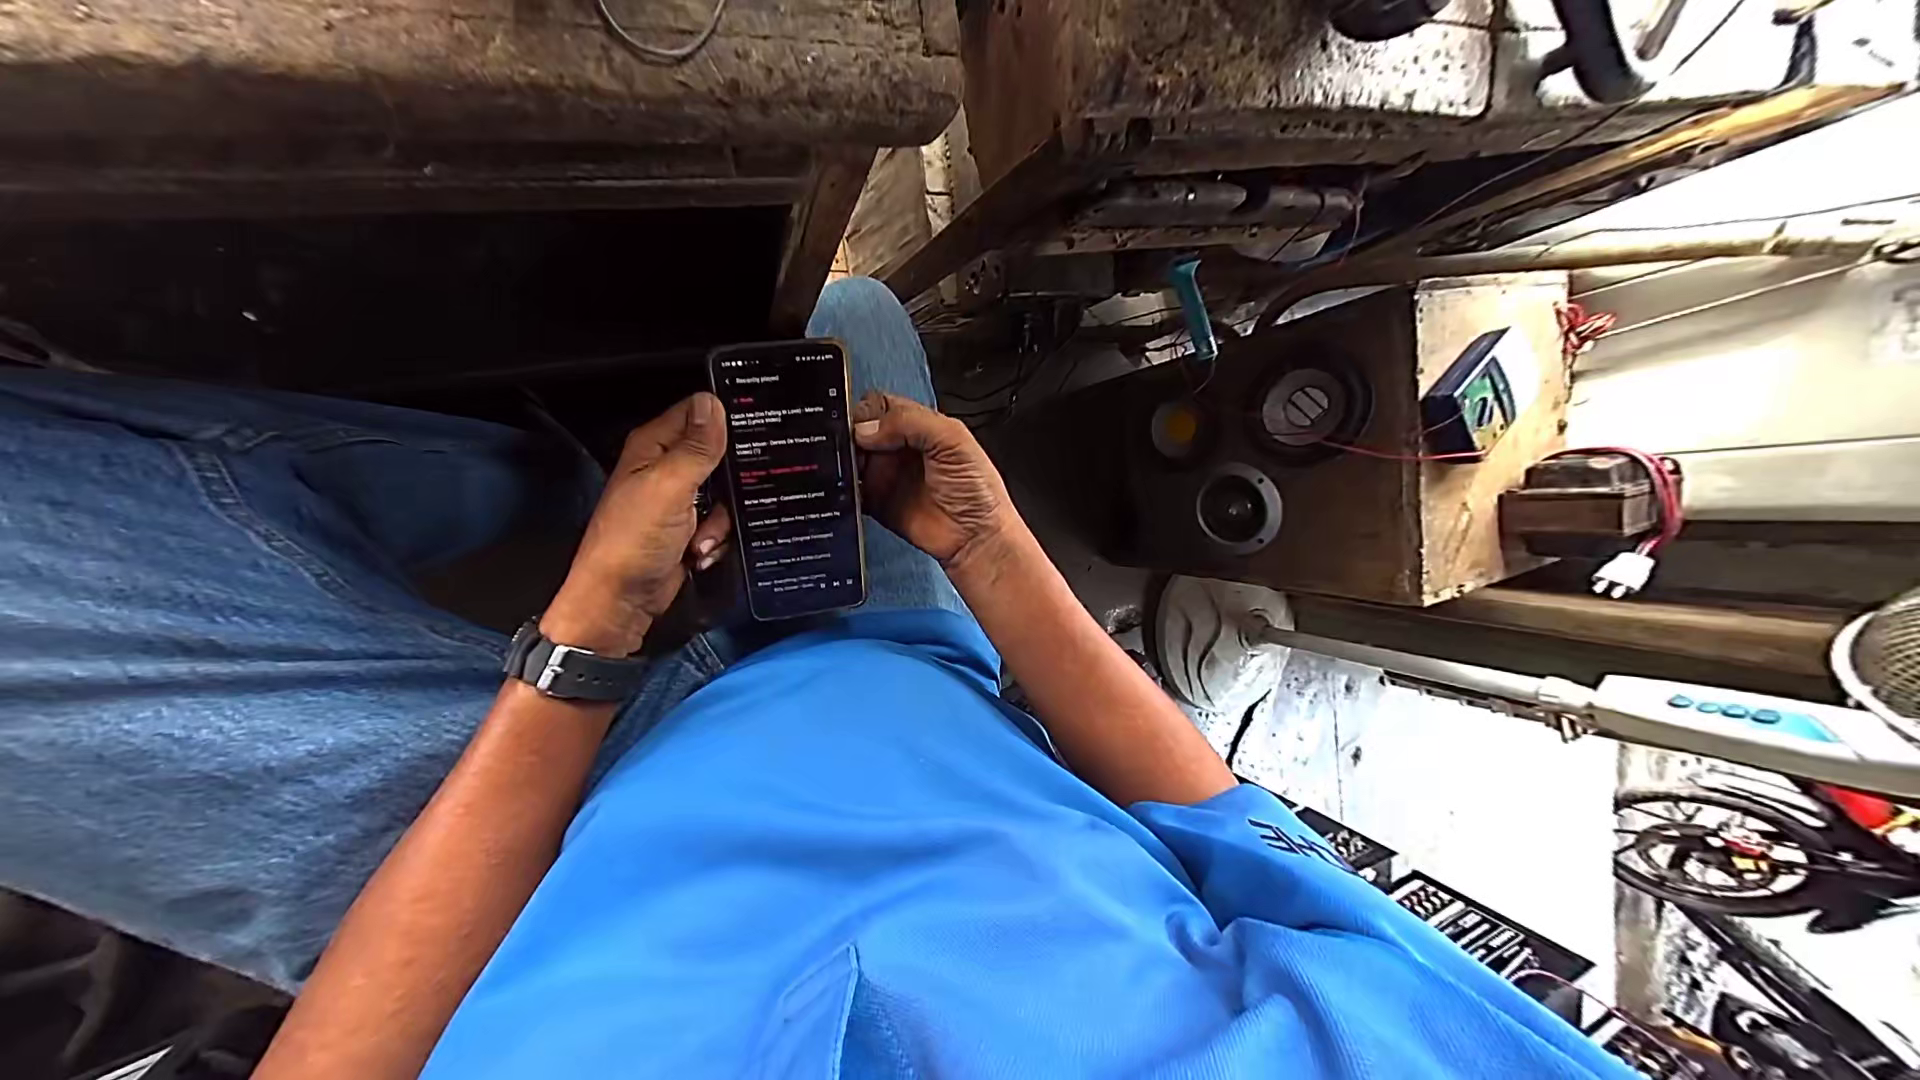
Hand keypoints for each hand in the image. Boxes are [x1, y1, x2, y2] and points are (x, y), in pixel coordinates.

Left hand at [543, 392, 731, 655]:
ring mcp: (679, 499)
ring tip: (703, 537)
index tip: (753, 430)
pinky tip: (701, 551)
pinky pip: (722, 521)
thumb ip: (695, 448)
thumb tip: (713, 402)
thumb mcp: (669, 488)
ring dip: (722, 518)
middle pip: (717, 454)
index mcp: (653, 447)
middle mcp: (666, 467)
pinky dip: (717, 538)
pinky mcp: (689, 527)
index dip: (724, 418)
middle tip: (734, 494)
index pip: (697, 412)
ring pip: (725, 493)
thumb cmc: (634, 541)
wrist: (621, 599)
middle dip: (731, 479)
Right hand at [852, 392, 1018, 572]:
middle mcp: (899, 447)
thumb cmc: (977, 489)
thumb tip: (867, 428)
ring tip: (851, 468)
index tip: (862, 426)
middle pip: (859, 430)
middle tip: (854, 448)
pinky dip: (842, 488)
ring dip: (843, 460)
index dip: (867, 412)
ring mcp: (886, 474)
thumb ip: (911, 423)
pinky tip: (848, 487)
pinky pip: (850, 490)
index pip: (880, 406)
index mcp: (918, 426)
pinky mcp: (876, 501)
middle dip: (849, 435)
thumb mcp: (953, 441)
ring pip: (850, 458)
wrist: (976, 536)